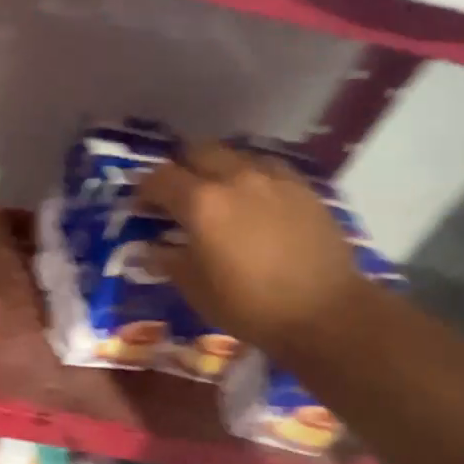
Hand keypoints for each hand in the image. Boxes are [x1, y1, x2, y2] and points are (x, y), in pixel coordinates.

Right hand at [140, 140, 368, 357]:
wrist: (323, 311)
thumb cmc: (248, 305)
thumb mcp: (195, 289)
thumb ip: (168, 260)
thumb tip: (152, 248)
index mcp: (201, 203)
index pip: (160, 178)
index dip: (144, 189)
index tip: (141, 206)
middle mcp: (236, 178)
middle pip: (199, 152)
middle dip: (182, 169)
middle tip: (177, 195)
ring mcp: (274, 179)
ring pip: (236, 156)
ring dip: (219, 169)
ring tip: (218, 196)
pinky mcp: (303, 188)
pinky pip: (268, 169)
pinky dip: (251, 179)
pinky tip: (254, 203)